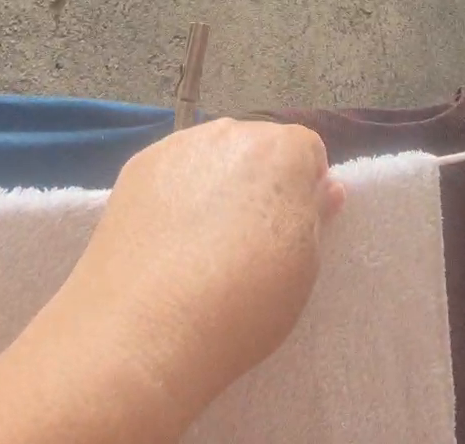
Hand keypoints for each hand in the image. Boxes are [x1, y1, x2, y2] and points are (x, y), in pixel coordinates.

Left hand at [48, 119, 344, 428]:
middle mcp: (233, 132)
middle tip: (246, 235)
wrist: (144, 331)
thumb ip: (316, 215)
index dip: (304, 187)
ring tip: (200, 237)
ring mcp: (181, 144)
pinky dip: (176, 188)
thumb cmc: (242, 304)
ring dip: (218, 178)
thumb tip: (325, 187)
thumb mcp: (303, 268)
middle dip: (260, 178)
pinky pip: (173, 167)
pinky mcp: (139, 163)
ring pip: (213, 153)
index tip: (291, 227)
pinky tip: (166, 234)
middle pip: (258, 145)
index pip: (307, 150)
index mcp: (283, 151)